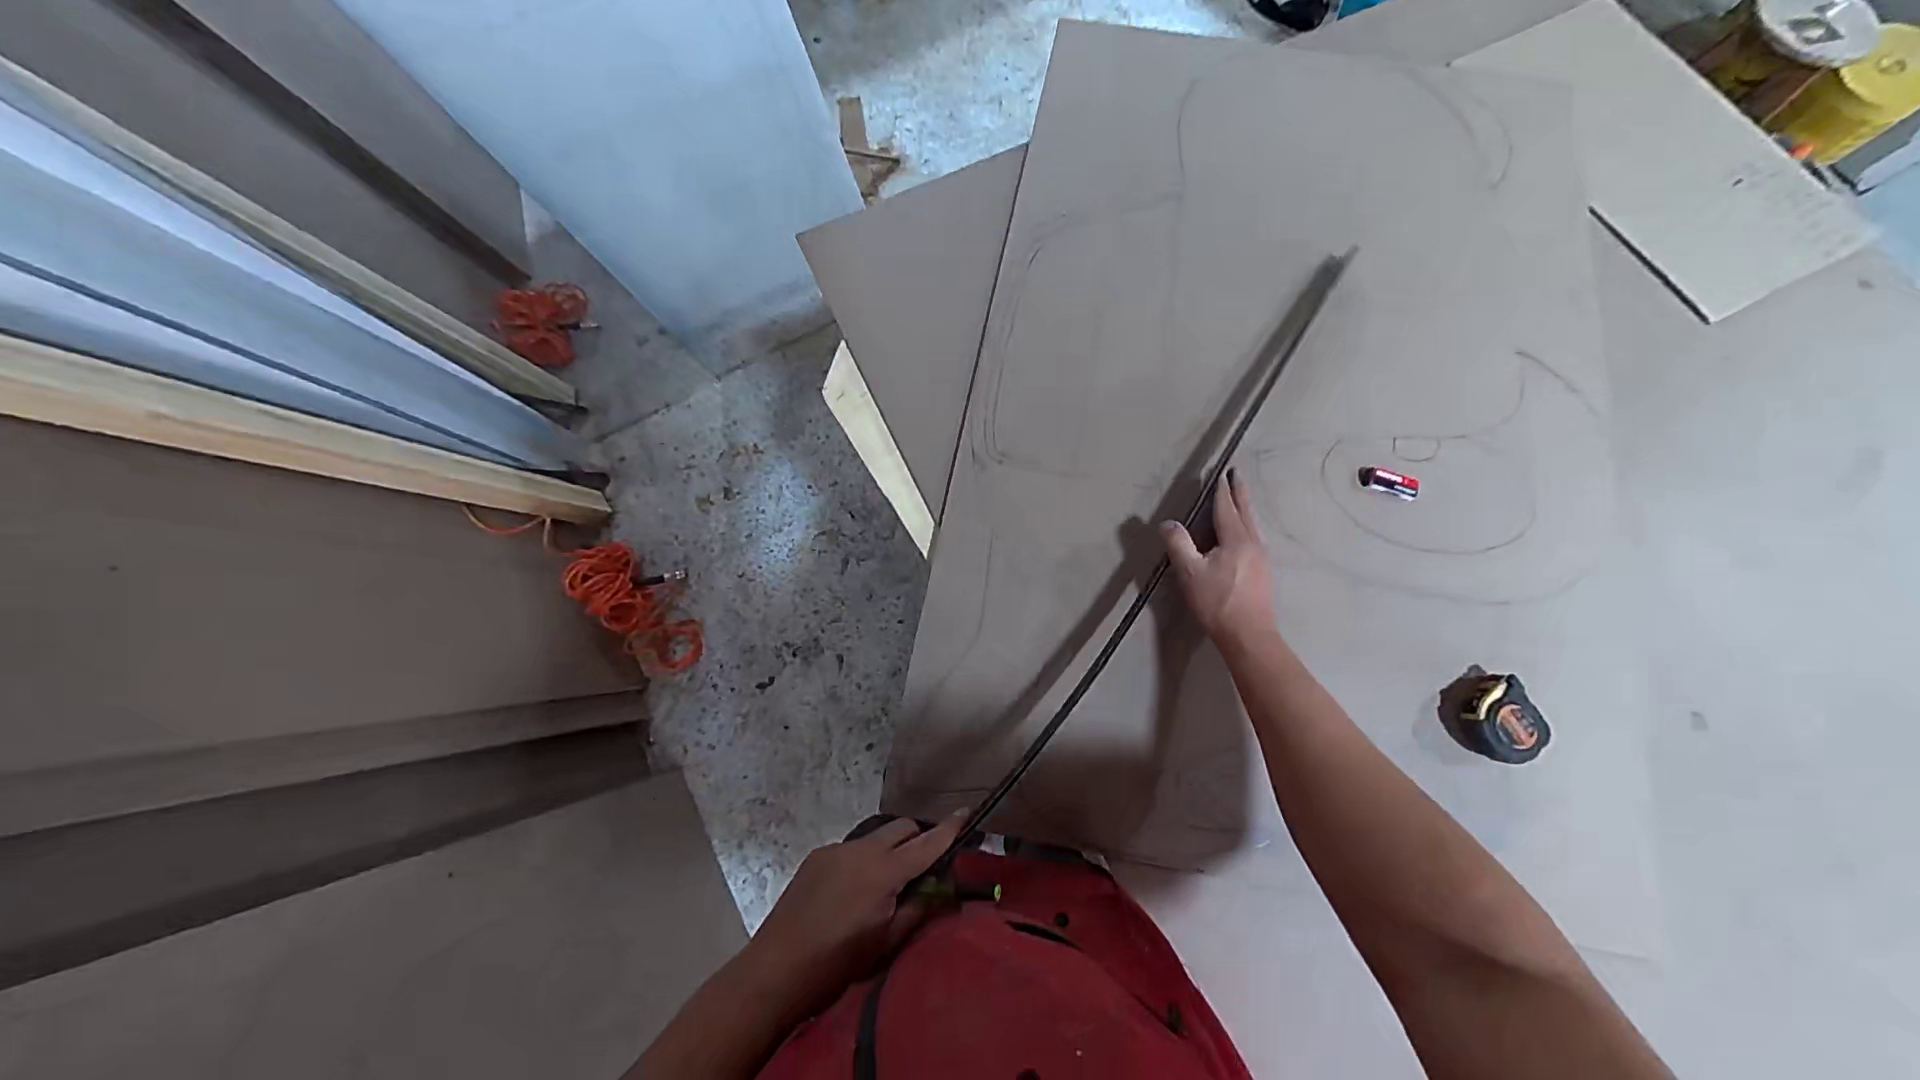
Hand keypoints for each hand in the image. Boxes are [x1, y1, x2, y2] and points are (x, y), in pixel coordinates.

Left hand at [747, 811, 966, 1002]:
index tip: (967, 812)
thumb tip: (943, 889)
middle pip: (901, 828)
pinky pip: (851, 851)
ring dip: (889, 852)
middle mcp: (861, 850)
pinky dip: (863, 862)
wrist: (776, 970)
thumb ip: (919, 909)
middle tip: (924, 869)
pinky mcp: (816, 858)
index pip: (927, 843)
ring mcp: (835, 850)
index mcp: (883, 871)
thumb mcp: (887, 943)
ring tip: (884, 889)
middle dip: (918, 839)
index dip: (949, 829)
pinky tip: (852, 895)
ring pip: (875, 839)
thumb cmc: (838, 964)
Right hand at [1160, 468, 1276, 644]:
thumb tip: (1168, 523)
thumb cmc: (1217, 602)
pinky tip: (1246, 533)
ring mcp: (1262, 558)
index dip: (1222, 492)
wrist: (1248, 635)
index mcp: (1236, 540)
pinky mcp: (1264, 572)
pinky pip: (1256, 537)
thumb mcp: (1190, 573)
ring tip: (1241, 500)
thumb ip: (1178, 544)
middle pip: (1246, 512)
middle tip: (1238, 476)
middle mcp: (1254, 544)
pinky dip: (1249, 525)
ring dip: (1246, 509)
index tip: (1222, 474)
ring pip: (1254, 525)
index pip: (1226, 508)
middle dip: (1240, 493)